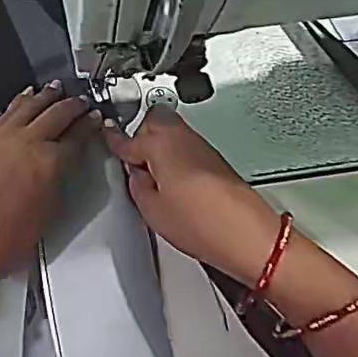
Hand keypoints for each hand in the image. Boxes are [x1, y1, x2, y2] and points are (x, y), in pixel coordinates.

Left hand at [0, 82, 99, 280]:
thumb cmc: (6, 235)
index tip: (94, 120)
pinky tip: (27, 96)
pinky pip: (10, 110)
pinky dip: (22, 100)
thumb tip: (65, 161)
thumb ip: (61, 175)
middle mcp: (29, 142)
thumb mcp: (51, 208)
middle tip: (82, 102)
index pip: (79, 135)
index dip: (89, 125)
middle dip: (74, 105)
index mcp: (52, 162)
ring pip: (33, 104)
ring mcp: (6, 135)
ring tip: (58, 89)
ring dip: (49, 95)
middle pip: (59, 112)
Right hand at [103, 107, 280, 281]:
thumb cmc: (207, 224)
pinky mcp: (215, 158)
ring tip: (154, 174)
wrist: (250, 237)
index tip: (108, 135)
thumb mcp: (152, 210)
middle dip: (140, 133)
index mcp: (160, 145)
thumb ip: (136, 185)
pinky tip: (174, 181)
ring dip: (159, 144)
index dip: (114, 139)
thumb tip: (136, 177)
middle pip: (153, 119)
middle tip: (133, 157)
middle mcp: (182, 138)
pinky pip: (186, 145)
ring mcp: (201, 146)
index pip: (127, 138)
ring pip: (171, 129)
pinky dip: (175, 155)